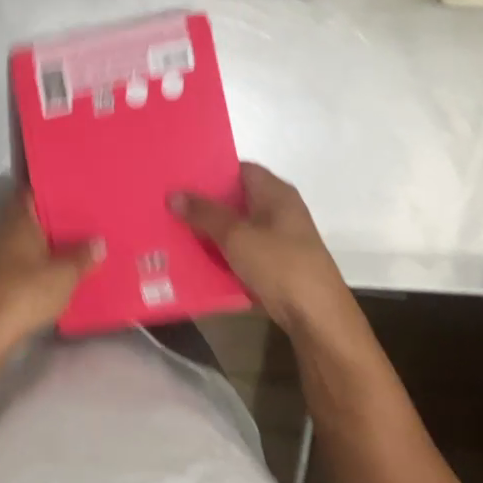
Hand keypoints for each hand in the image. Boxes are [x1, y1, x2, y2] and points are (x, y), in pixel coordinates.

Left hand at [0, 192, 102, 347]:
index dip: (47, 187)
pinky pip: (20, 264)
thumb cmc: (26, 293)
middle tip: (81, 218)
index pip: (29, 191)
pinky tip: (55, 274)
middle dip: (51, 219)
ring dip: (44, 244)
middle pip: (27, 218)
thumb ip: (82, 256)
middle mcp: (2, 234)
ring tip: (74, 246)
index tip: (70, 187)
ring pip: (24, 242)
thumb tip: (98, 241)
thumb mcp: (64, 275)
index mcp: (18, 222)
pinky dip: (36, 264)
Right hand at [172, 163, 353, 332]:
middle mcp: (278, 211)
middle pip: (235, 200)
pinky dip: (219, 255)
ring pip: (235, 229)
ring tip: (171, 232)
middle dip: (203, 205)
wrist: (314, 313)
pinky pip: (238, 253)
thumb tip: (174, 194)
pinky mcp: (271, 265)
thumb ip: (205, 214)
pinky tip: (192, 261)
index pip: (240, 169)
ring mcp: (276, 239)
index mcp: (276, 193)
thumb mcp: (237, 236)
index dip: (211, 171)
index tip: (180, 179)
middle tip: (168, 207)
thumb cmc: (279, 264)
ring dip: (208, 232)